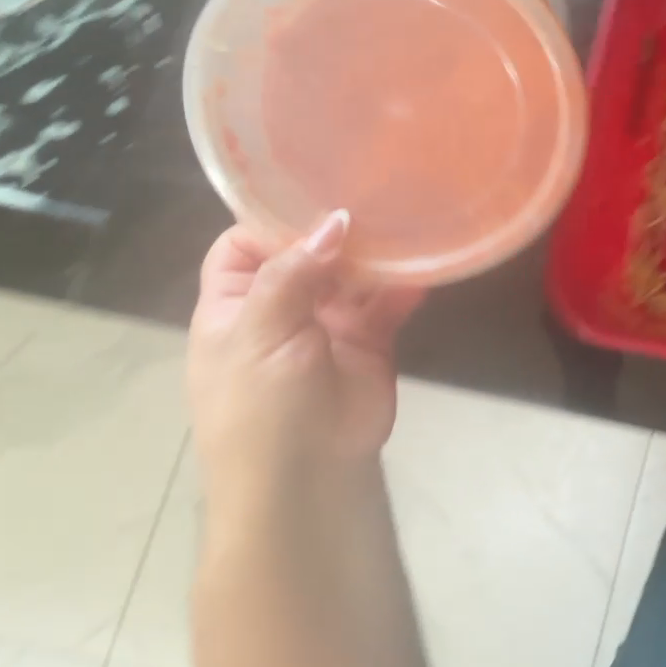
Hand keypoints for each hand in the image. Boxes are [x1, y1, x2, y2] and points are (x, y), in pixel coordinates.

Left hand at [188, 212, 424, 502]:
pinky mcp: (372, 338)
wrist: (306, 475)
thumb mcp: (259, 335)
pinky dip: (409, 284)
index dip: (273, 219)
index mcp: (235, 304)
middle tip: (380, 195)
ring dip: (378, 254)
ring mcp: (329, 322)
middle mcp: (282, 306)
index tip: (317, 191)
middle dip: (339, 230)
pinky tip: (430, 266)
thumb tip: (335, 220)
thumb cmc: (259, 407)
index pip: (245, 244)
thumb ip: (292, 275)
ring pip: (355, 274)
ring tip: (410, 222)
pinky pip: (392, 302)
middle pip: (309, 253)